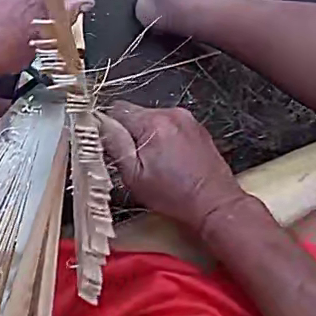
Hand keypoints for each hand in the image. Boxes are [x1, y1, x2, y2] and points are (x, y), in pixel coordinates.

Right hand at [98, 101, 250, 235]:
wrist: (217, 206)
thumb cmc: (175, 196)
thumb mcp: (133, 175)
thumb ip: (114, 144)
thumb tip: (98, 122)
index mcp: (154, 123)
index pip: (116, 109)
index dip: (110, 128)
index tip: (115, 148)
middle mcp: (172, 113)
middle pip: (134, 113)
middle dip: (129, 133)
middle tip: (136, 161)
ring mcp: (187, 118)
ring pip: (150, 119)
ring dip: (146, 136)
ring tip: (155, 163)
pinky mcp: (196, 127)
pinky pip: (167, 125)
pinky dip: (163, 138)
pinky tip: (169, 160)